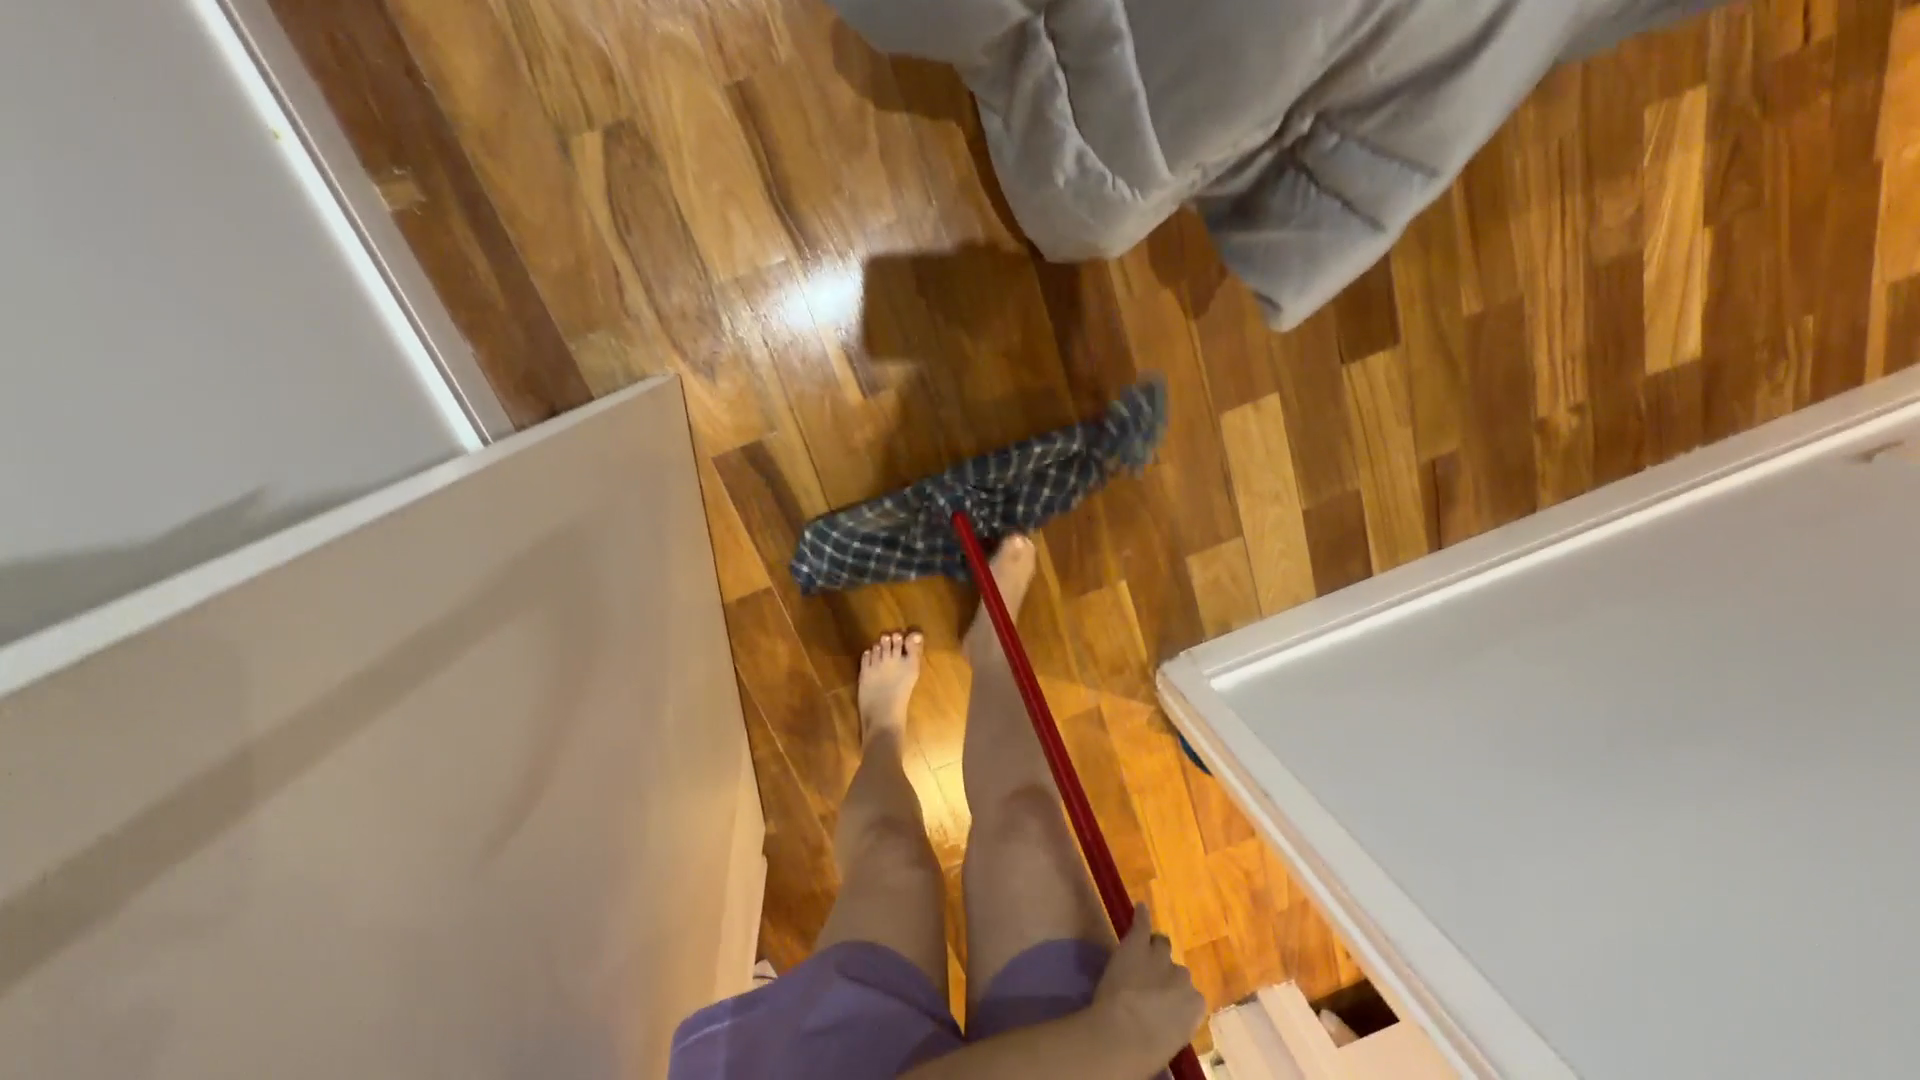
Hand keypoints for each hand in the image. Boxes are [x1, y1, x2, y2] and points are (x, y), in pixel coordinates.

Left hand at [1092, 904, 1206, 1065]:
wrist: (1126, 1031)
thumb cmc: (1148, 1050)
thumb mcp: (1171, 1042)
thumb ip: (1174, 1024)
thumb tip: (1166, 1024)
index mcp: (1195, 1006)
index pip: (1189, 997)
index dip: (1173, 998)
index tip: (1163, 1004)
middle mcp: (1183, 978)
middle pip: (1177, 971)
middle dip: (1165, 976)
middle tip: (1148, 984)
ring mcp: (1160, 958)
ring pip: (1161, 946)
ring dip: (1153, 951)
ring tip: (1142, 954)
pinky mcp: (1137, 944)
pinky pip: (1142, 925)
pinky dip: (1141, 917)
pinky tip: (1140, 907)